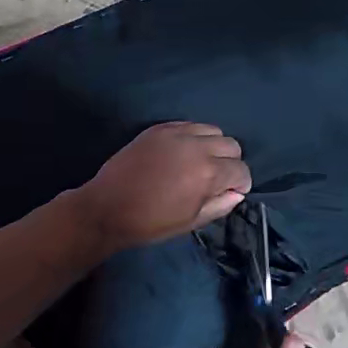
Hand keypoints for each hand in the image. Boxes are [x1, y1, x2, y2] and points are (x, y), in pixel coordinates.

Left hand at [72, 122, 250, 250]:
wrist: (106, 208)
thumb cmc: (150, 222)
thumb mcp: (191, 222)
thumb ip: (220, 205)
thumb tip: (236, 193)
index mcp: (207, 174)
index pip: (241, 170)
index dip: (240, 184)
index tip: (230, 192)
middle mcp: (196, 147)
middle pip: (231, 145)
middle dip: (230, 163)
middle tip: (215, 179)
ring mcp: (176, 134)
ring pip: (213, 130)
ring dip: (214, 146)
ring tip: (199, 163)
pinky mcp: (159, 129)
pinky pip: (190, 125)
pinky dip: (194, 137)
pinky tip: (183, 153)